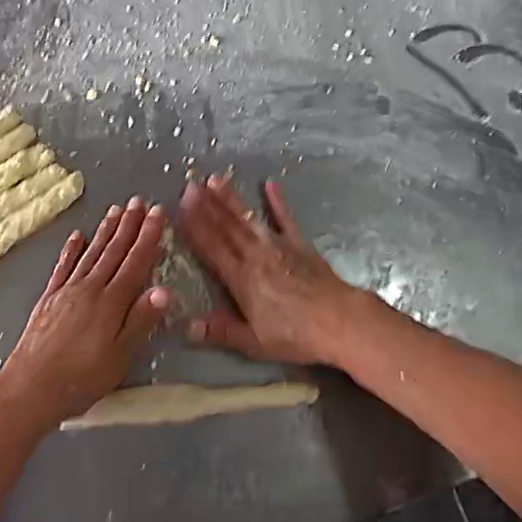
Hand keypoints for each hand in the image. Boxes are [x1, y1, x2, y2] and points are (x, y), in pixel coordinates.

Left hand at [0, 197, 170, 428]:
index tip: (157, 213)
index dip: (149, 236)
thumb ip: (140, 321)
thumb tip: (165, 290)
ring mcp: (68, 290)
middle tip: (139, 201)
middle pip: (114, 250)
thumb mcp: (119, 358)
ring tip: (116, 210)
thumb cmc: (80, 380)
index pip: (136, 261)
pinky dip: (73, 249)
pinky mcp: (50, 297)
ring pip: (92, 252)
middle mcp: (90, 288)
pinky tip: (78, 236)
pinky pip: (64, 266)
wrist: (30, 388)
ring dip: (106, 230)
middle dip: (129, 224)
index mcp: (111, 302)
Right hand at [178, 175, 368, 365]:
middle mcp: (255, 255)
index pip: (212, 247)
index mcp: (241, 278)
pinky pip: (285, 219)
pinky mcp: (299, 244)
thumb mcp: (255, 342)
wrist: (340, 322)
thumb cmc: (296, 335)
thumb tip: (185, 326)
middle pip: (226, 227)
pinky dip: (277, 202)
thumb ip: (220, 331)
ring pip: (248, 218)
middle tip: (190, 184)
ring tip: (215, 179)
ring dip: (231, 198)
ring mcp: (278, 246)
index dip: (195, 225)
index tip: (181, 205)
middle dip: (206, 205)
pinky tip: (270, 184)